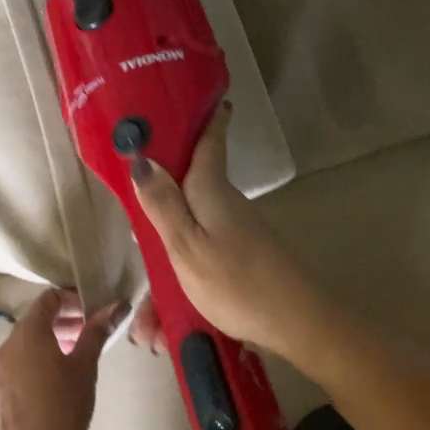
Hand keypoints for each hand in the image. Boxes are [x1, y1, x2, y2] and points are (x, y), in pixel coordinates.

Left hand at [0, 288, 121, 429]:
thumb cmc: (64, 404)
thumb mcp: (86, 363)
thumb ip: (98, 330)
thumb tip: (118, 304)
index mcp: (28, 332)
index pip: (48, 298)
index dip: (71, 298)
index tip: (93, 310)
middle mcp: (8, 344)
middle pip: (36, 318)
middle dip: (64, 318)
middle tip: (90, 329)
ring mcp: (0, 369)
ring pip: (27, 340)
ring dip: (52, 338)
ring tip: (78, 352)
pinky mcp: (1, 389)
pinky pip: (20, 360)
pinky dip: (40, 356)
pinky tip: (59, 376)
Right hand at [128, 102, 329, 358]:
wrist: (296, 323)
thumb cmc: (236, 281)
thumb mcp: (186, 245)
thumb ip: (162, 205)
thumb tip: (142, 160)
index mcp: (210, 189)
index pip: (210, 140)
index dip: (207, 117)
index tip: (202, 97)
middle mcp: (224, 203)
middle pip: (184, 194)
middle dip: (155, 223)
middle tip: (134, 254)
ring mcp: (234, 231)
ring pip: (186, 240)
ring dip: (164, 279)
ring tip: (146, 331)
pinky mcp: (240, 258)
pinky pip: (199, 265)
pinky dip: (180, 293)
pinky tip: (164, 332)